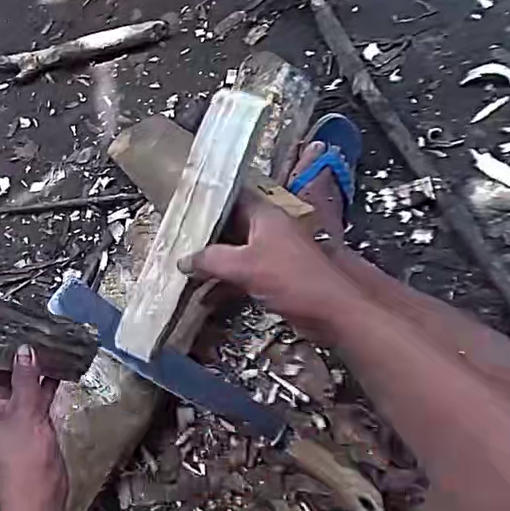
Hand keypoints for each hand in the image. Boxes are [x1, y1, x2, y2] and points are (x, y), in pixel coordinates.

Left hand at [0, 346, 64, 507]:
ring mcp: (10, 411)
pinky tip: (58, 366)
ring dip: (28, 364)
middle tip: (19, 328)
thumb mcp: (24, 411)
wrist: (40, 494)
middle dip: (6, 351)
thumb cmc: (21, 463)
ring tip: (41, 341)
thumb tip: (25, 351)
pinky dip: (44, 380)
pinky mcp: (30, 418)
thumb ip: (26, 378)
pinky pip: (35, 391)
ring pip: (16, 379)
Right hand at [181, 199, 350, 335]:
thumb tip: (182, 261)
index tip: (181, 210)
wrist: (334, 311)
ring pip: (234, 254)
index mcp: (264, 216)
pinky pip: (243, 275)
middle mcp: (269, 231)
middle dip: (203, 240)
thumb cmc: (292, 278)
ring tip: (184, 276)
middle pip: (229, 229)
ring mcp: (273, 255)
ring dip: (212, 266)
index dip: (206, 203)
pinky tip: (205, 297)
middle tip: (175, 246)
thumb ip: (210, 260)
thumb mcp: (243, 265)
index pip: (230, 199)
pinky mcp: (276, 278)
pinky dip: (225, 284)